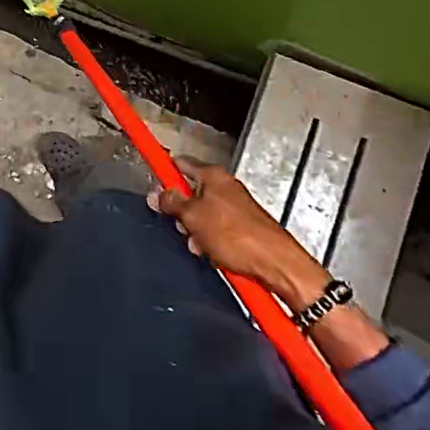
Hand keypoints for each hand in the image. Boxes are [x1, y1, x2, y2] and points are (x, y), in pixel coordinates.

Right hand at [148, 162, 331, 310]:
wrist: (276, 265)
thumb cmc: (240, 237)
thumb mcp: (192, 216)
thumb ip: (171, 202)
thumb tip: (158, 194)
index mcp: (213, 176)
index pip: (181, 163)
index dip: (165, 169)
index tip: (153, 173)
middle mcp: (226, 187)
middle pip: (190, 192)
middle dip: (180, 210)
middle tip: (179, 223)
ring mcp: (235, 208)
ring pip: (202, 215)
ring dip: (195, 230)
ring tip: (201, 244)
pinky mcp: (242, 228)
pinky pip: (216, 231)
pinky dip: (211, 241)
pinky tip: (213, 253)